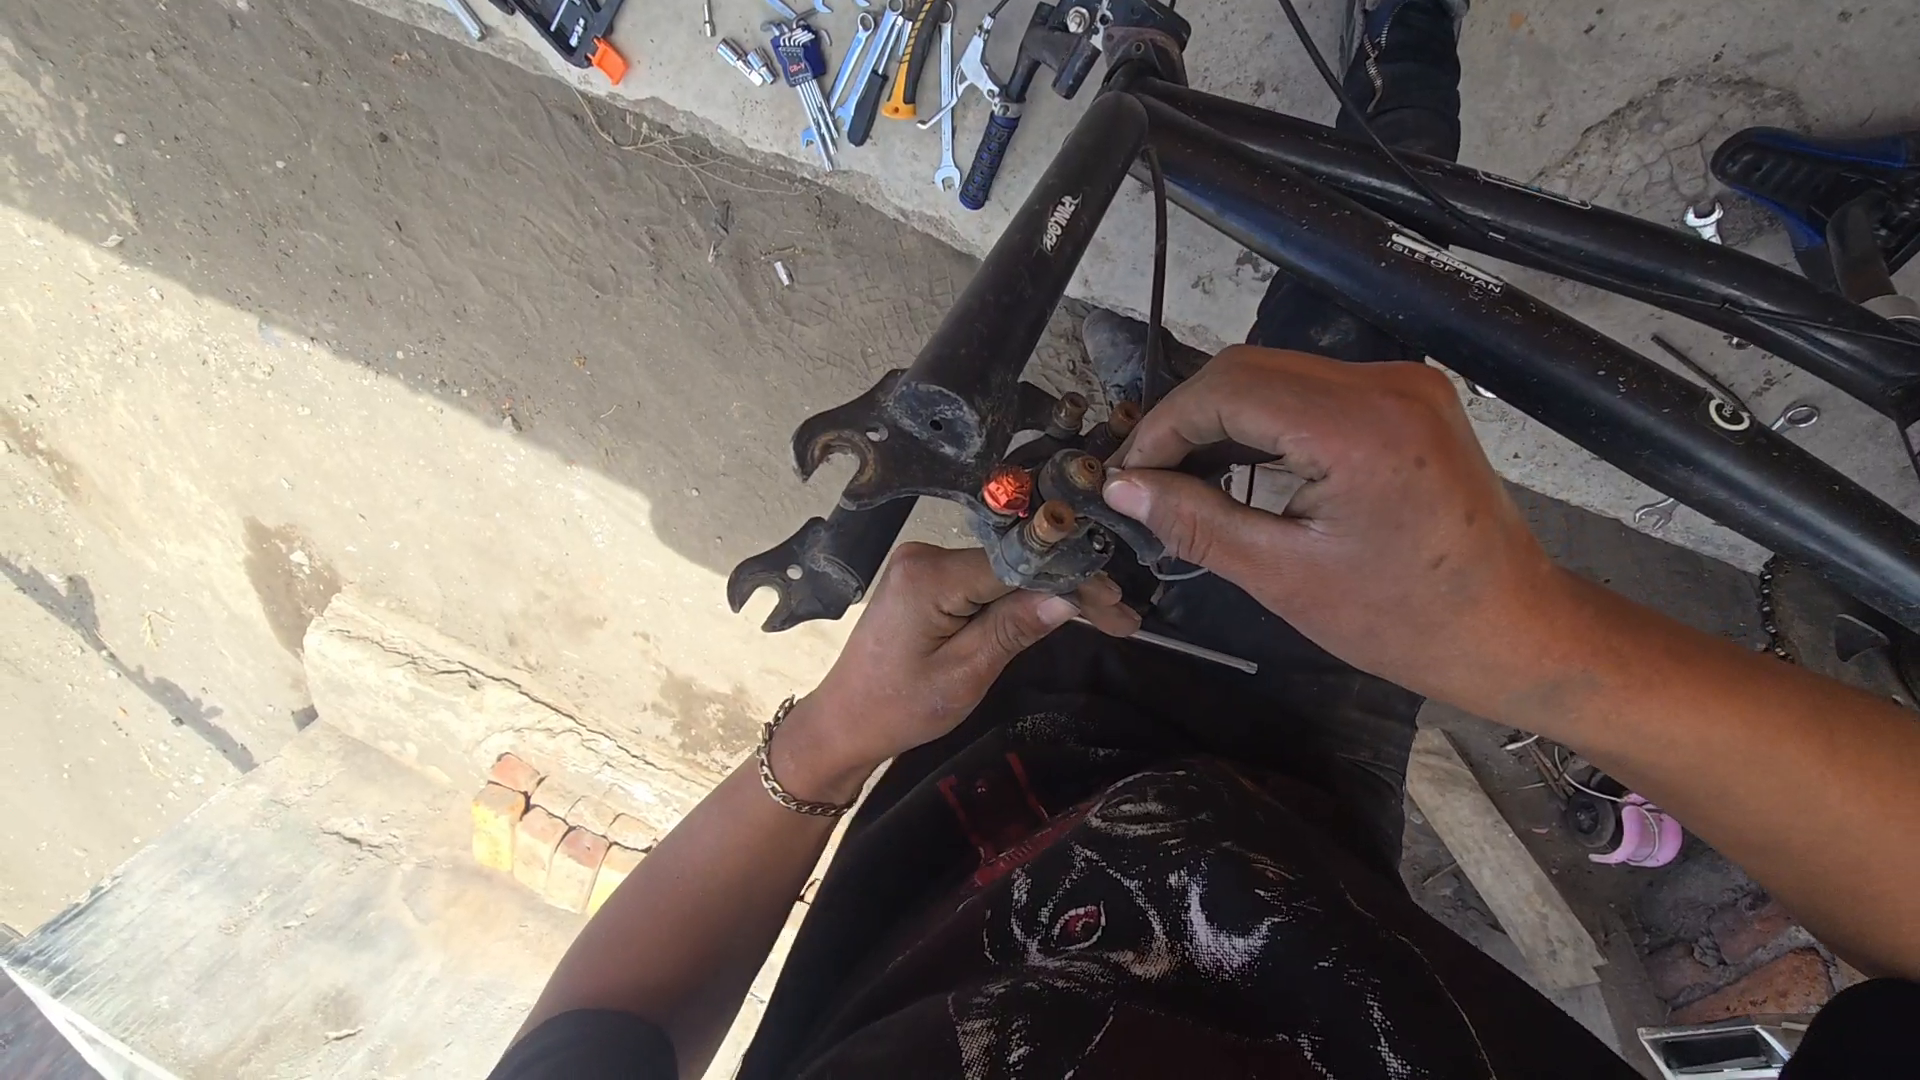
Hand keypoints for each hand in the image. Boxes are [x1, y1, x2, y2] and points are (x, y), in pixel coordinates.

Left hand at [773, 544, 1139, 800]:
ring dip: (1051, 592)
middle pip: (1015, 562)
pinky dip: (1021, 596)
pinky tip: (1058, 607)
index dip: (1070, 579)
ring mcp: (925, 562)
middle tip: (1122, 618)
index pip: (1017, 562)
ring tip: (1105, 616)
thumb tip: (1065, 596)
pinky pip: (985, 579)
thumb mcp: (963, 675)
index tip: (1116, 603)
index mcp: (929, 574)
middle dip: (1069, 587)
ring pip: (1005, 570)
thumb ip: (1012, 629)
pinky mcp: (928, 577)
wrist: (844, 720)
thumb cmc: (899, 708)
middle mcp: (926, 553)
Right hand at [1101, 346, 1566, 698]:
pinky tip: (1231, 462)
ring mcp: (1399, 383)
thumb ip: (1195, 522)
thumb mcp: (1283, 577)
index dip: (1162, 428)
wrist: (1514, 629)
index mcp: (1358, 427)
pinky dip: (1256, 421)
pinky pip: (1305, 391)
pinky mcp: (1402, 397)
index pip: (1226, 390)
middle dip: (1182, 420)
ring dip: (1215, 418)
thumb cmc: (1401, 621)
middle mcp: (1382, 382)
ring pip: (1270, 374)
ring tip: (1178, 474)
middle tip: (1144, 478)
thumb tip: (1122, 489)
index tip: (1125, 476)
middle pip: (1244, 370)